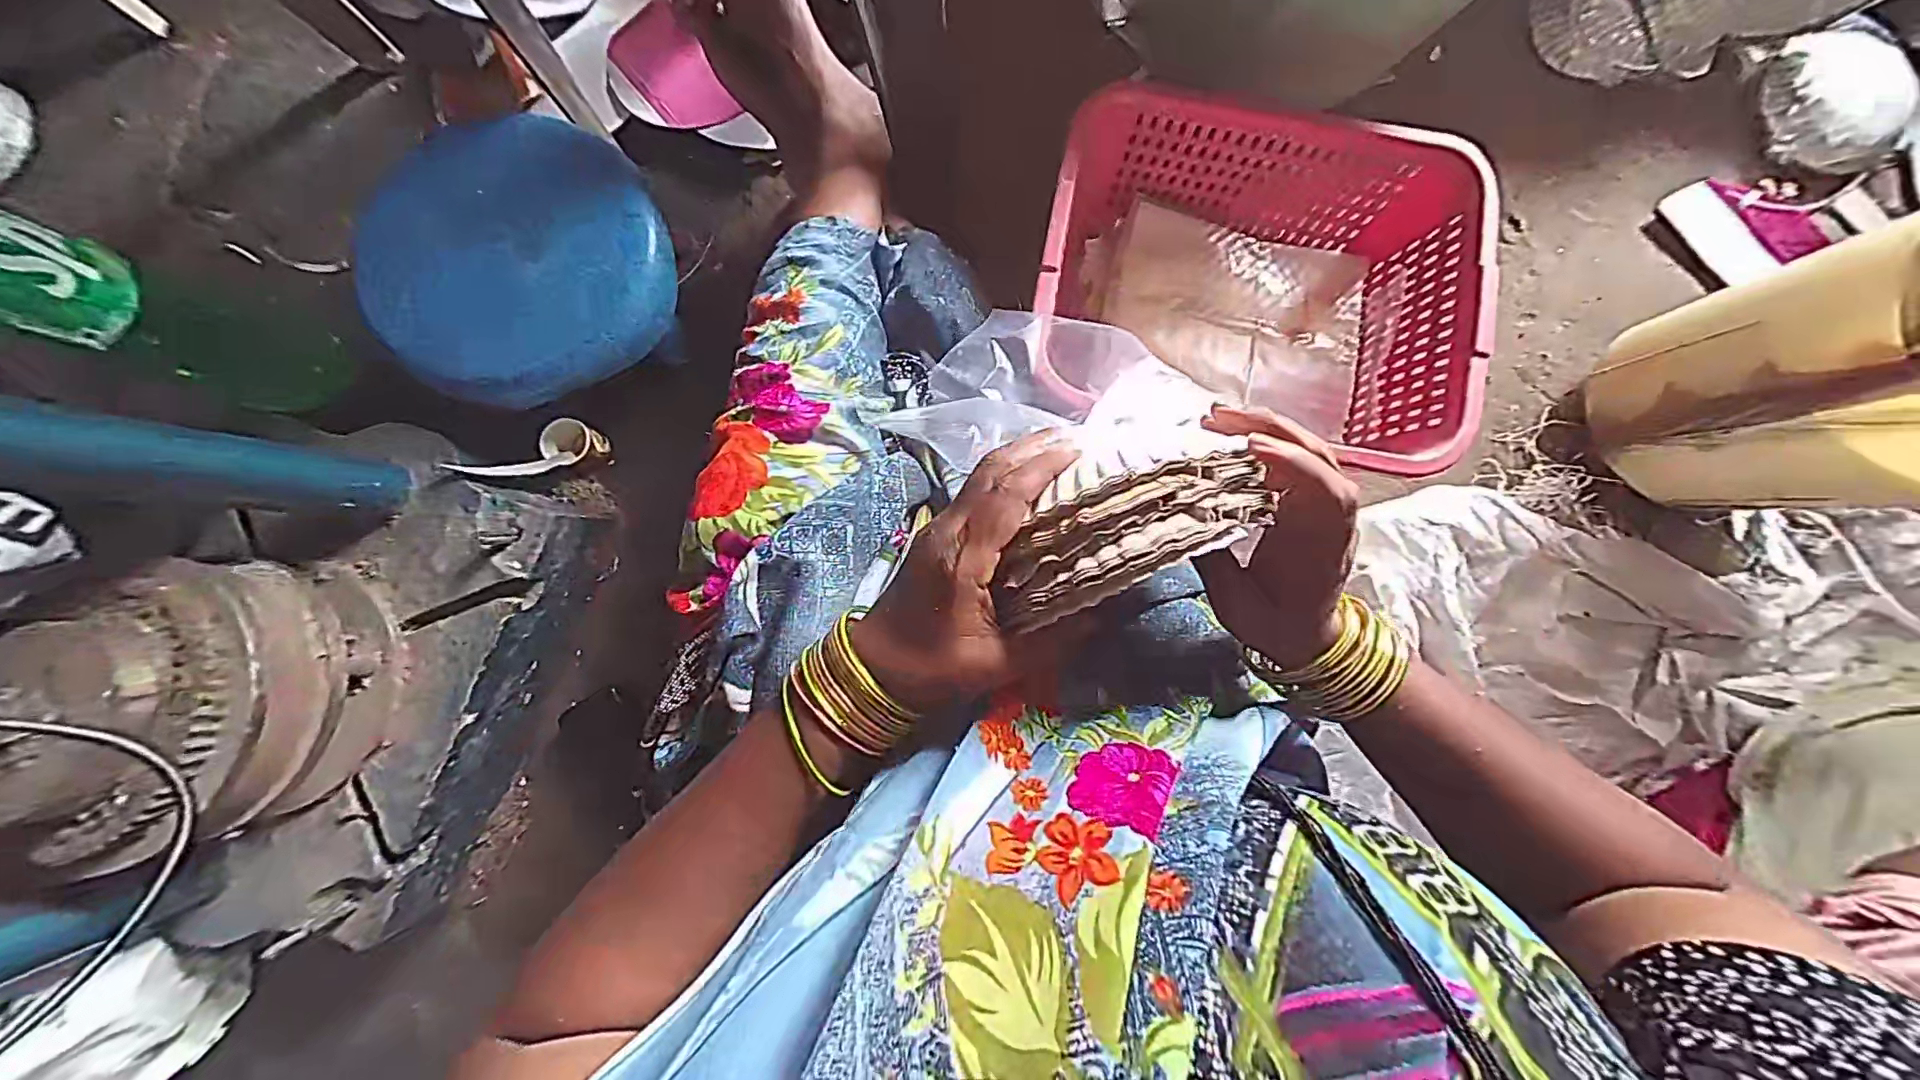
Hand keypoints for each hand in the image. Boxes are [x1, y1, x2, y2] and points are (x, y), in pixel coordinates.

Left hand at [849, 430, 1088, 715]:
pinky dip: (1002, 476)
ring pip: (978, 477)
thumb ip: (1049, 642)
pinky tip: (1025, 480)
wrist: (874, 666)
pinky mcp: (934, 534)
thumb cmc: (932, 668)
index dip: (1040, 470)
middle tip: (1076, 438)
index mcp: (962, 559)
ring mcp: (937, 529)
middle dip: (1031, 449)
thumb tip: (1100, 617)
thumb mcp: (995, 665)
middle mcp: (947, 532)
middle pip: (989, 473)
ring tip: (1057, 447)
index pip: (1004, 498)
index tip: (1078, 451)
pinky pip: (973, 492)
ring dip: (1016, 457)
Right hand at [1193, 405, 1359, 668]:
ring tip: (1219, 418)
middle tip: (1214, 417)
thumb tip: (1182, 518)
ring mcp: (1324, 502)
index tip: (1246, 446)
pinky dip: (1267, 443)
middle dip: (1264, 427)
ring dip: (1263, 428)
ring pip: (1304, 449)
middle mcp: (1333, 511)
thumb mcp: (1236, 598)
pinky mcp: (1309, 499)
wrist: (1305, 637)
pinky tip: (1236, 438)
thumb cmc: (1274, 623)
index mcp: (1323, 538)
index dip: (1285, 459)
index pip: (1317, 483)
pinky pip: (1294, 460)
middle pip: (1311, 451)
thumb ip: (1212, 557)